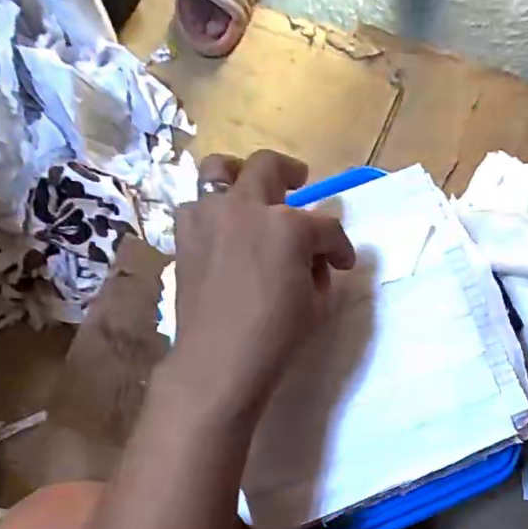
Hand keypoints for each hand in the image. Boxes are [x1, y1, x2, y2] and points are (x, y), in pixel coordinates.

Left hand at [164, 150, 356, 418]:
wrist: (218, 360)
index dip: (338, 245)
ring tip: (247, 192)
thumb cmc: (275, 337)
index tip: (343, 262)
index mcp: (288, 226)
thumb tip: (312, 259)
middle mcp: (246, 208)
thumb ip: (319, 270)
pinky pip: (197, 207)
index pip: (324, 227)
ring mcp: (209, 216)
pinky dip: (212, 212)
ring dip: (238, 175)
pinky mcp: (184, 235)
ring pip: (219, 170)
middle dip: (290, 173)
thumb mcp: (316, 305)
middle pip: (269, 167)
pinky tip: (222, 231)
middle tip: (298, 182)